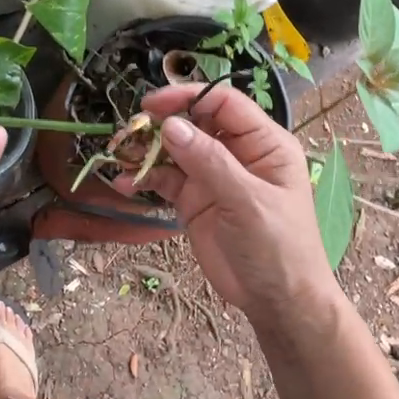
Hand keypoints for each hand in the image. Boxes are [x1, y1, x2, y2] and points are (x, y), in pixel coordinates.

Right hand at [114, 83, 334, 313]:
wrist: (277, 300)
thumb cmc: (278, 247)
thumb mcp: (247, 201)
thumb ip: (209, 162)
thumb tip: (171, 126)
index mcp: (263, 143)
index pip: (223, 104)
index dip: (188, 97)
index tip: (152, 105)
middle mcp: (237, 154)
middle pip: (194, 123)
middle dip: (161, 124)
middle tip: (129, 132)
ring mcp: (213, 177)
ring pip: (175, 151)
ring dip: (147, 151)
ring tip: (120, 156)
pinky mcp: (194, 201)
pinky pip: (165, 181)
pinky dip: (144, 180)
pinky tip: (125, 184)